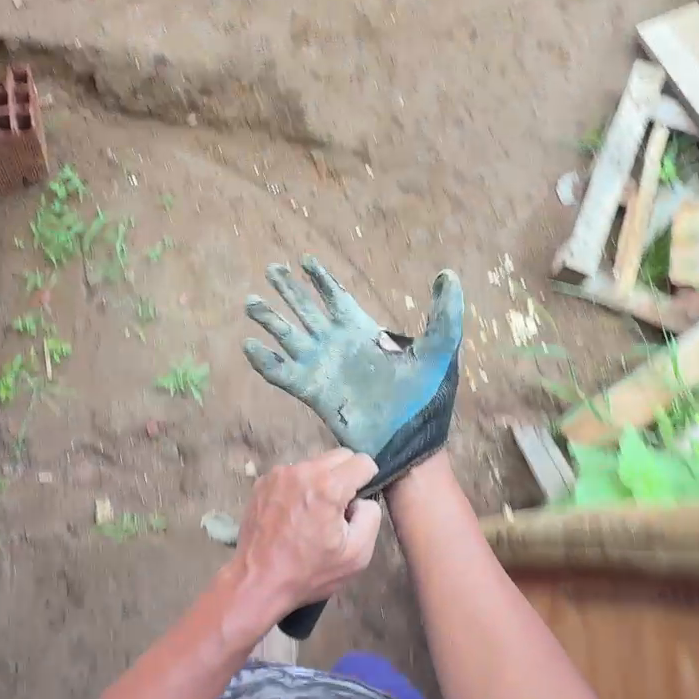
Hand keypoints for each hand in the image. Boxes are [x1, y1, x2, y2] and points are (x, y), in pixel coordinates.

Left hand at [232, 450, 383, 615]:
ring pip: (315, 463)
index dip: (369, 480)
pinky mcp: (263, 481)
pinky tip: (293, 514)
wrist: (258, 580)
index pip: (362, 461)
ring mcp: (279, 473)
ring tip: (313, 514)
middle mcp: (302, 470)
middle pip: (339, 456)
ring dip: (322, 481)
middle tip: (339, 509)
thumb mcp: (356, 555)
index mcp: (327, 486)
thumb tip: (362, 499)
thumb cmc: (309, 572)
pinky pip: (293, 473)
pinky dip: (300, 486)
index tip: (360, 502)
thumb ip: (371, 517)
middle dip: (347, 477)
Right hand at [242, 257, 462, 491]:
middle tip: (271, 269)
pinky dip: (264, 360)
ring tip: (250, 301)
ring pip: (287, 334)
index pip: (334, 296)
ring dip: (269, 318)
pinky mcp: (310, 390)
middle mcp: (335, 343)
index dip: (319, 278)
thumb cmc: (426, 397)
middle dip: (288, 289)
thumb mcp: (440, 350)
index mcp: (360, 329)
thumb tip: (448, 274)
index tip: (304, 259)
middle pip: (305, 308)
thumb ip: (445, 313)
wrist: (409, 439)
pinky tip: (250, 346)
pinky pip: (281, 372)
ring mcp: (320, 366)